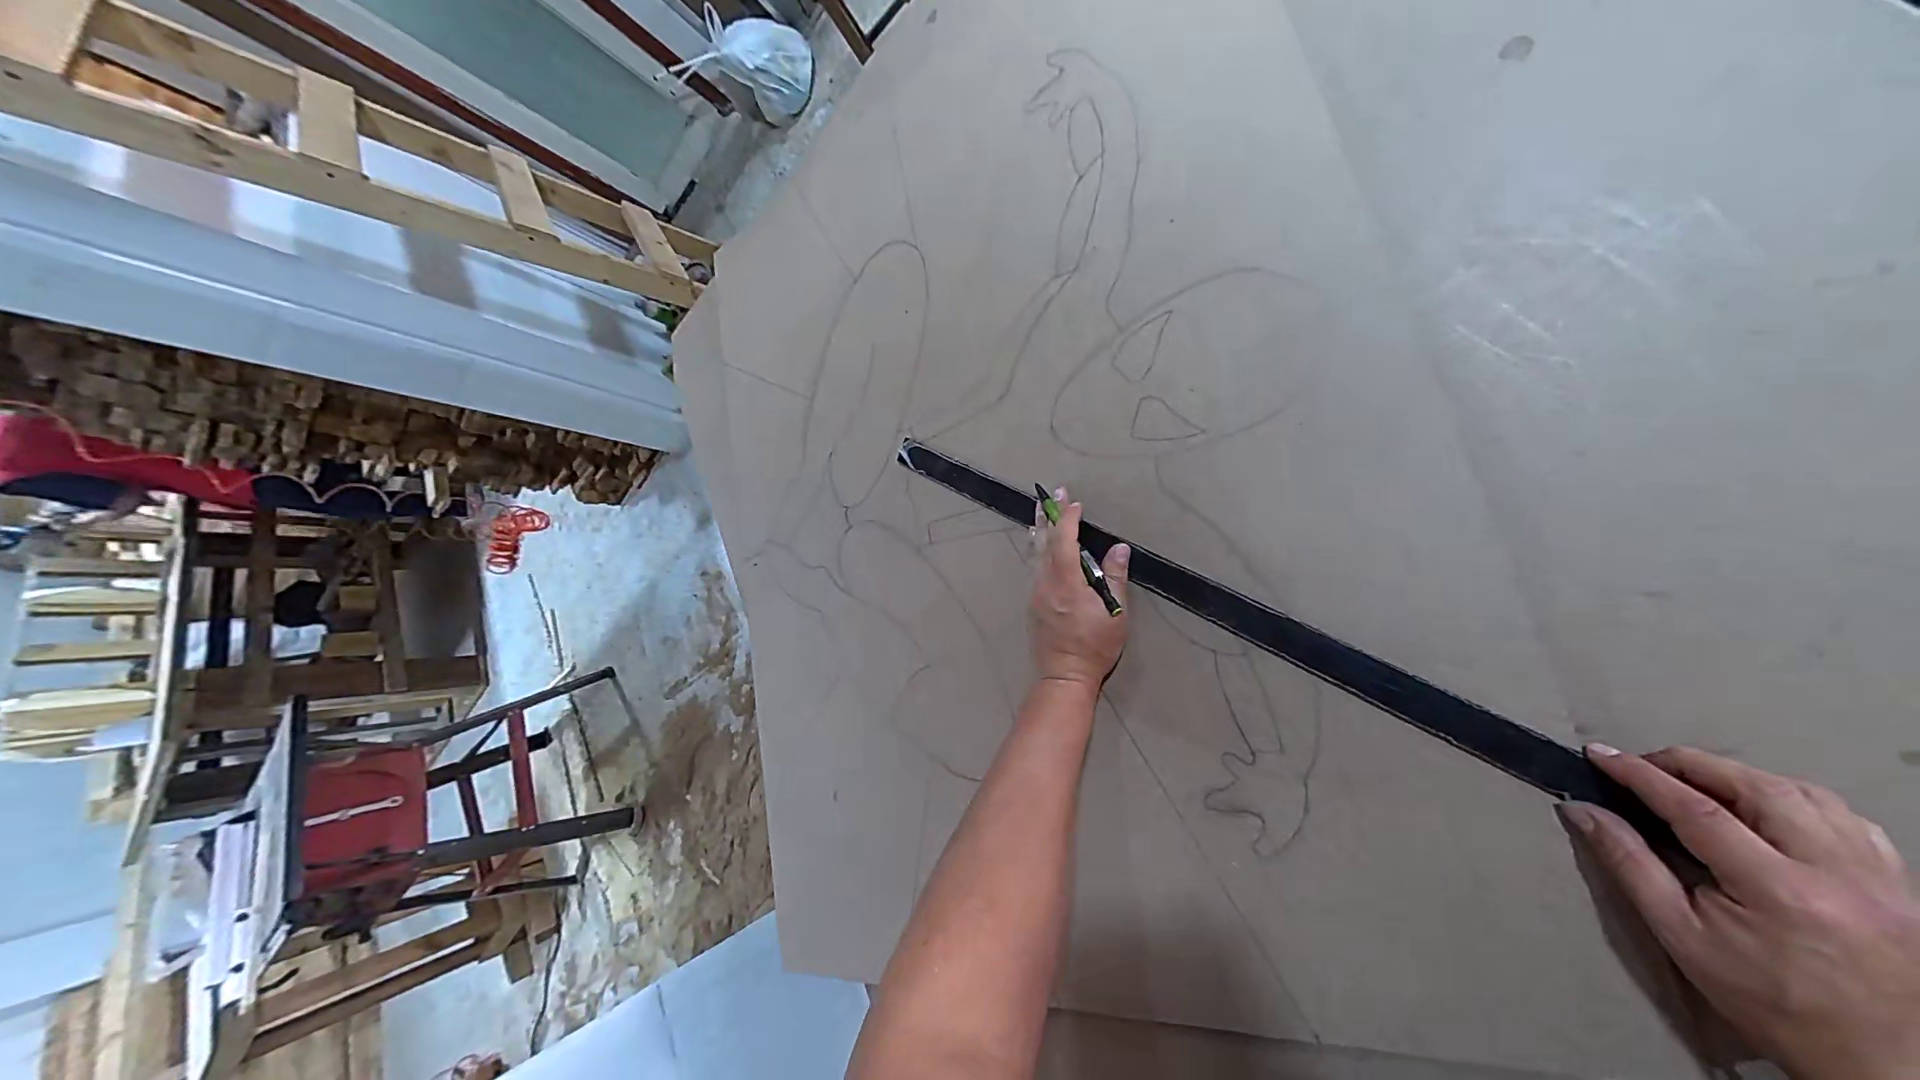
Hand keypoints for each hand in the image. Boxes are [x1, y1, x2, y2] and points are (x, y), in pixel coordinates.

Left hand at [1028, 488, 1128, 687]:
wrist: (1062, 676)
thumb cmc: (1094, 647)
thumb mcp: (1115, 614)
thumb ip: (1115, 578)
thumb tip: (1119, 548)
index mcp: (1066, 583)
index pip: (1064, 541)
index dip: (1068, 519)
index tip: (1074, 503)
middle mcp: (1045, 583)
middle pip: (1044, 542)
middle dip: (1049, 515)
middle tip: (1051, 494)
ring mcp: (1035, 593)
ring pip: (1035, 554)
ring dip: (1040, 530)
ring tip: (1040, 511)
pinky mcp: (1032, 604)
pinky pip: (1034, 567)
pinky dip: (1038, 549)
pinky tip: (1040, 545)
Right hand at [1563, 745, 1919, 1079]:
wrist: (1880, 1062)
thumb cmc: (1767, 1001)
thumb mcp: (1681, 936)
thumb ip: (1630, 865)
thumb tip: (1581, 810)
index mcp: (1780, 890)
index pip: (1696, 808)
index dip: (1640, 774)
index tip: (1599, 754)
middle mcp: (1838, 872)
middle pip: (1757, 787)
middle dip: (1690, 764)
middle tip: (1643, 764)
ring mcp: (1880, 877)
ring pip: (1805, 793)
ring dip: (1739, 776)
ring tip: (1696, 782)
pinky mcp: (1900, 884)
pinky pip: (1846, 818)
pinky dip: (1794, 799)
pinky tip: (1764, 809)